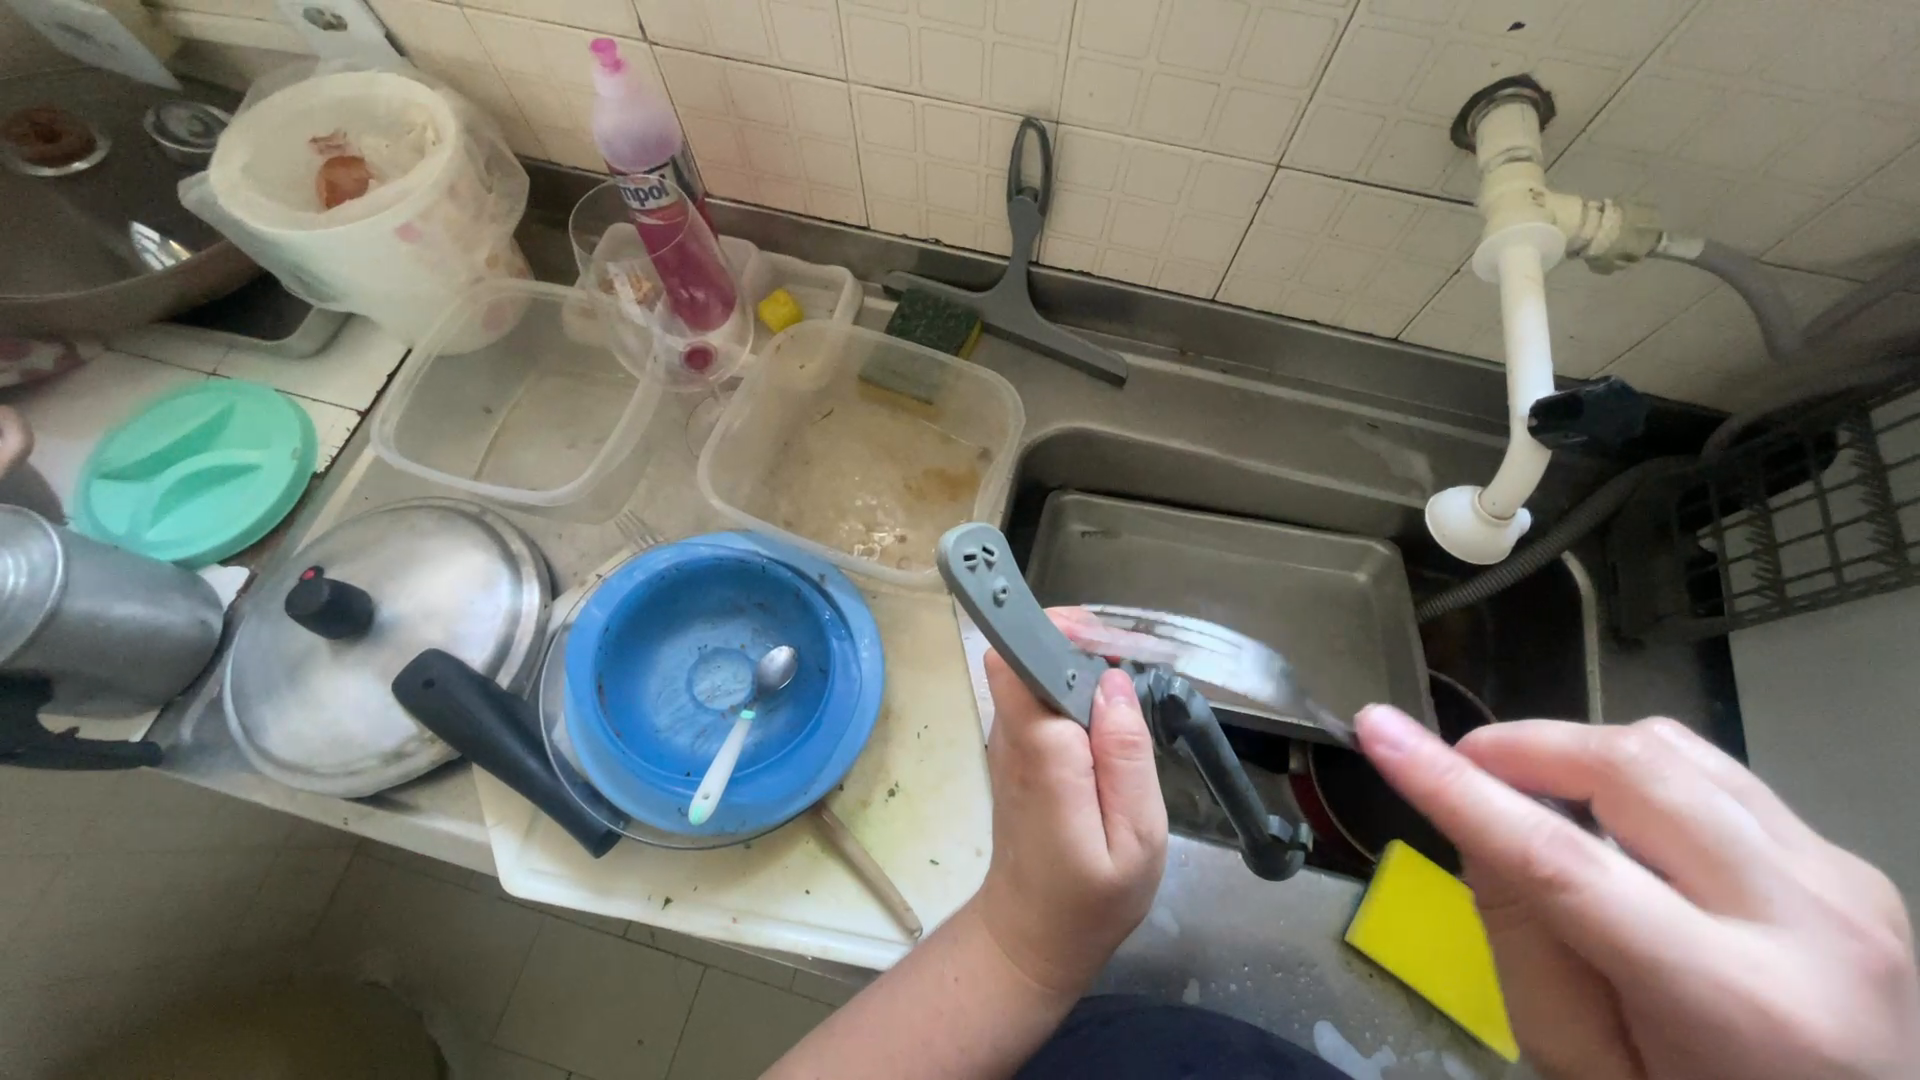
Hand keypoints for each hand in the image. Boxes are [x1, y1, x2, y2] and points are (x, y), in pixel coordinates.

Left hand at [972, 607, 1167, 995]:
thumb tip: (1113, 683)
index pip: (1014, 661)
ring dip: (1076, 664)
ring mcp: (1009, 742)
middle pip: (1025, 657)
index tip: (1098, 634)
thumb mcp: (1136, 836)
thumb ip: (1126, 756)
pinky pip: (1039, 700)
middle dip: (1075, 641)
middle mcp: (1013, 735)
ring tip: (1127, 682)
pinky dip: (1071, 691)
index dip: (1051, 631)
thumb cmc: (1092, 897)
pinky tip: (1107, 714)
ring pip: (1033, 674)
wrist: (1033, 934)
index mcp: (1042, 751)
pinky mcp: (1017, 751)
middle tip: (1130, 656)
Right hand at [1357, 705, 1919, 1079]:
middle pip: (1630, 771)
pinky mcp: (1847, 862)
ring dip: (1570, 753)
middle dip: (1518, 747)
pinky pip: (1709, 770)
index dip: (1453, 787)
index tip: (1376, 728)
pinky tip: (1611, 820)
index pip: (1558, 862)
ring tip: (1529, 794)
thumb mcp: (1575, 1056)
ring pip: (1671, 748)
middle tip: (1459, 768)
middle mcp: (1812, 928)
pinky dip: (1628, 772)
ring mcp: (1845, 884)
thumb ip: (1519, 934)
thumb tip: (1475, 820)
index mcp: (1737, 1006)